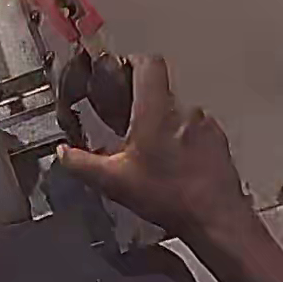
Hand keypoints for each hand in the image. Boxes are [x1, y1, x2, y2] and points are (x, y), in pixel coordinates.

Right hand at [54, 55, 257, 243]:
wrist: (216, 218)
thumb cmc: (165, 196)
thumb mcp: (114, 182)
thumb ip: (82, 164)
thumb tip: (63, 153)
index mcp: (155, 111)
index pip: (149, 64)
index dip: (133, 63)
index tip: (122, 75)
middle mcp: (183, 110)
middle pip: (160, 92)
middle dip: (144, 107)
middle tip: (130, 131)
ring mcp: (205, 124)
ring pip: (178, 112)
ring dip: (165, 126)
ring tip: (155, 155)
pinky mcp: (219, 140)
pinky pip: (197, 129)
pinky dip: (184, 140)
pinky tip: (177, 165)